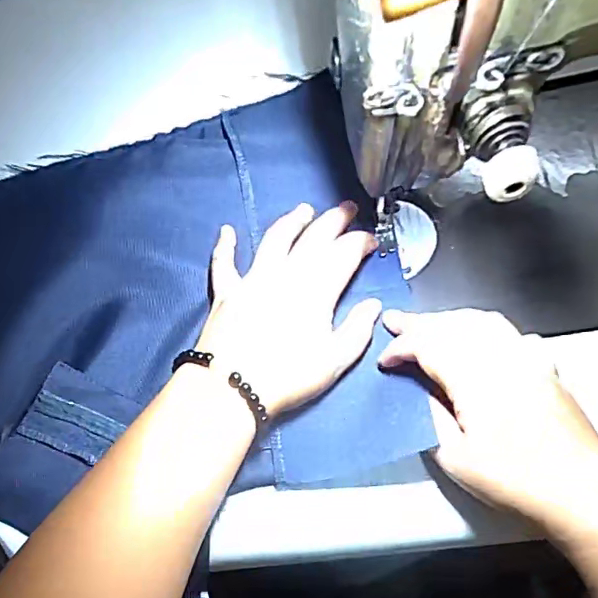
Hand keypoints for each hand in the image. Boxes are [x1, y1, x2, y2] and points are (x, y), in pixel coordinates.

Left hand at [193, 201, 384, 417]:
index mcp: (317, 290)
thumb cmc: (288, 378)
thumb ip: (358, 330)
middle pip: (314, 237)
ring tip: (304, 211)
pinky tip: (227, 232)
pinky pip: (225, 262)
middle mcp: (286, 274)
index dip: (361, 242)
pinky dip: (226, 246)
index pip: (344, 253)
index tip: (371, 241)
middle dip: (334, 220)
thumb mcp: (335, 361)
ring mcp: (253, 280)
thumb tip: (372, 306)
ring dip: (292, 221)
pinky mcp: (226, 292)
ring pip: (275, 239)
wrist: (233, 387)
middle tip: (347, 209)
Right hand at [378, 308, 597, 534]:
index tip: (385, 361)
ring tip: (431, 325)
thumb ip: (431, 416)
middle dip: (423, 323)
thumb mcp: (455, 457)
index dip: (402, 347)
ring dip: (452, 320)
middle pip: (456, 325)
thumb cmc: (516, 479)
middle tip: (397, 320)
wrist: (578, 486)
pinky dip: (483, 329)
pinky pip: (509, 334)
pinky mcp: (545, 369)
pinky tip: (480, 340)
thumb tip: (418, 393)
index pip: (430, 345)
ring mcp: (529, 359)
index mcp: (475, 377)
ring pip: (484, 322)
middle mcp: (503, 357)